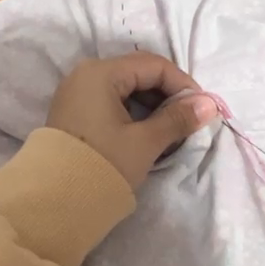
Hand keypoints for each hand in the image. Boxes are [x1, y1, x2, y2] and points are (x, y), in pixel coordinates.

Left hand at [46, 53, 220, 187]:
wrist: (54, 200)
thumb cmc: (103, 164)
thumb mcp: (145, 143)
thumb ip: (178, 119)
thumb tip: (209, 104)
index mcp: (101, 73)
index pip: (154, 65)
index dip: (183, 84)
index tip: (202, 108)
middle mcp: (85, 74)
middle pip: (139, 74)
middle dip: (168, 95)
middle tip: (189, 120)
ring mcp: (77, 93)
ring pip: (126, 89)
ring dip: (152, 106)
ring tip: (171, 131)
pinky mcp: (75, 112)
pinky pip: (112, 102)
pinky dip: (134, 114)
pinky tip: (148, 134)